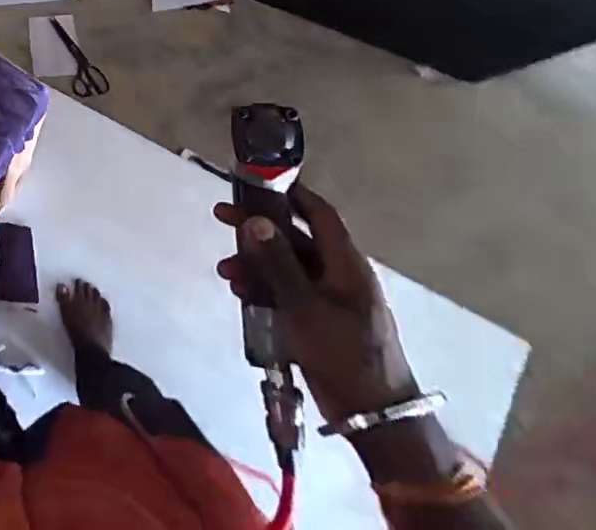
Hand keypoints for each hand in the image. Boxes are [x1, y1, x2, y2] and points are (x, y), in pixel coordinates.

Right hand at [214, 183, 418, 419]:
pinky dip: (263, 288)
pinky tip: (240, 292)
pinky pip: (286, 291)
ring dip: (255, 264)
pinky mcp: (318, 319)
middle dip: (258, 228)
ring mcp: (328, 297)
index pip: (319, 213)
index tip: (260, 179)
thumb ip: (278, 263)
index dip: (292, 192)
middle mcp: (337, 273)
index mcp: (345, 263)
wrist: (372, 416)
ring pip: (286, 267)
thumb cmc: (343, 353)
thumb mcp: (305, 306)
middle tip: (222, 215)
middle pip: (294, 238)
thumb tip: (255, 221)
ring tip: (225, 268)